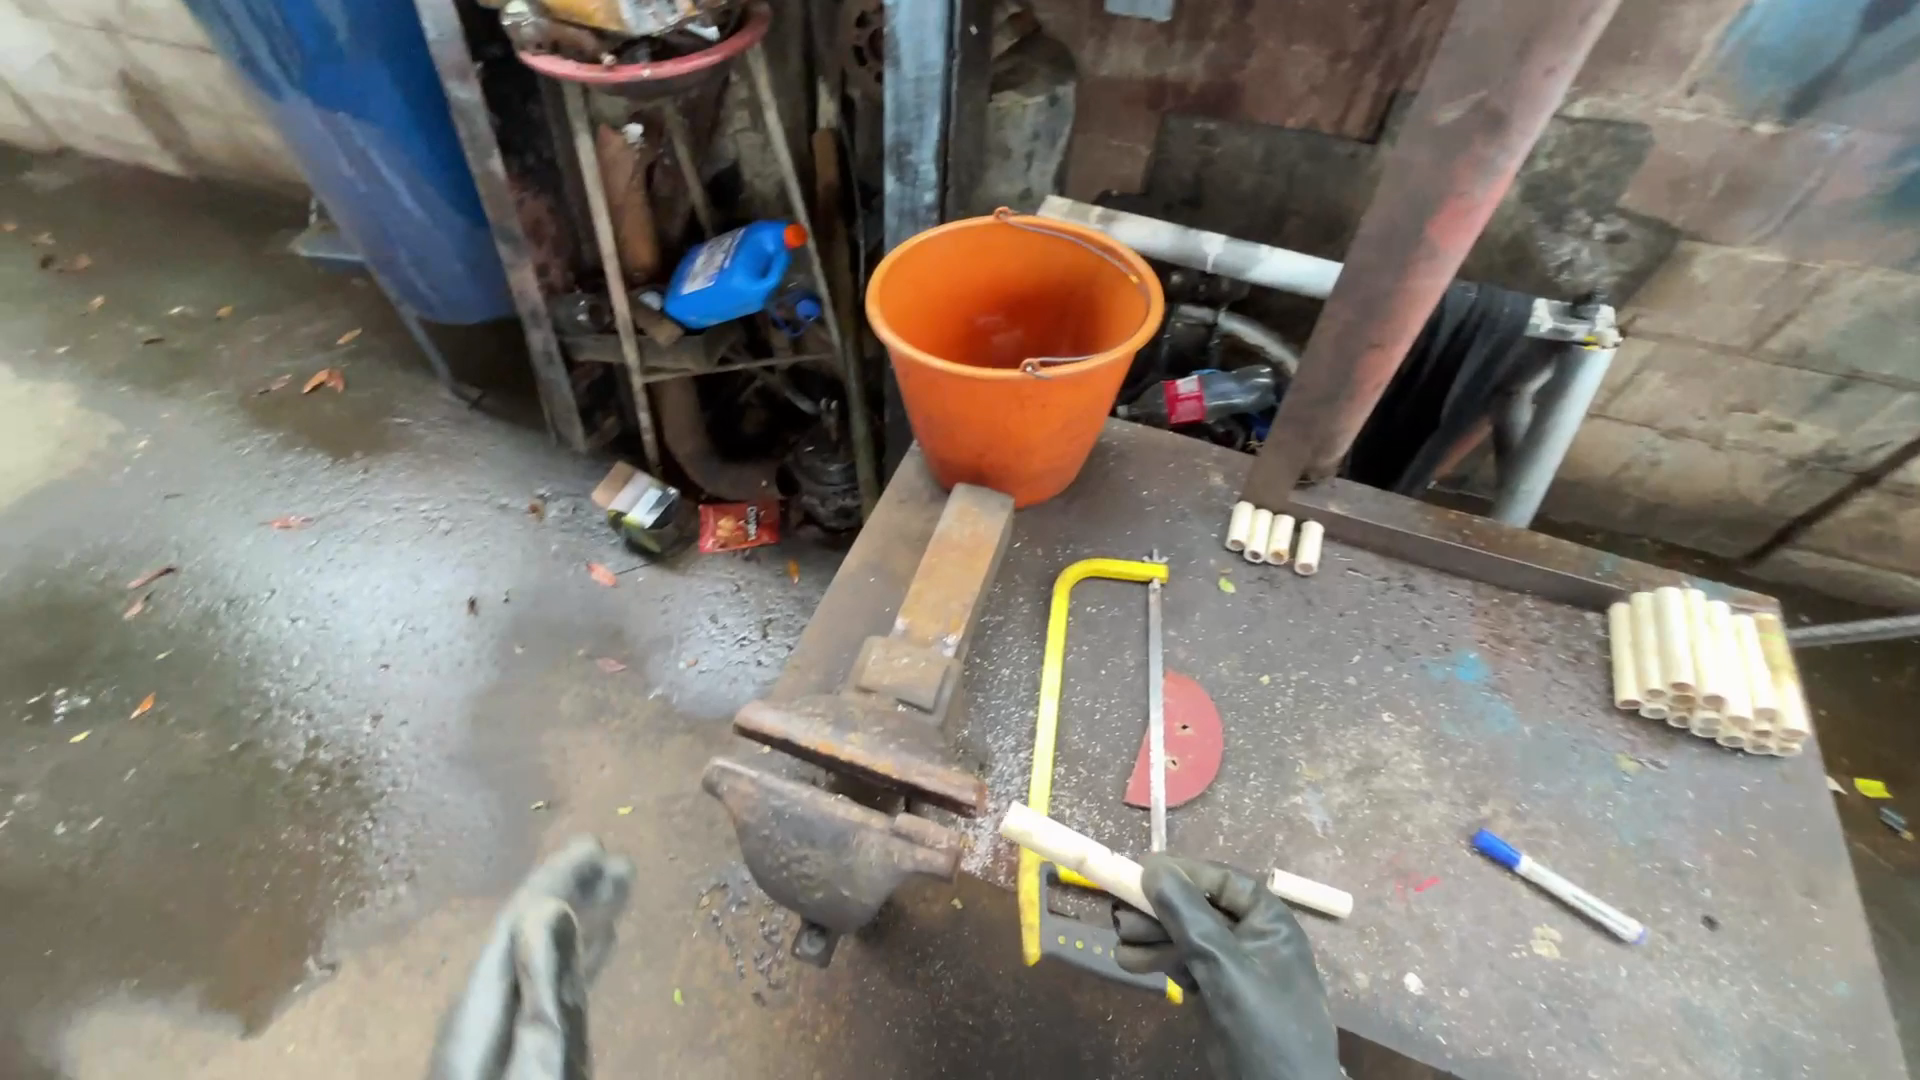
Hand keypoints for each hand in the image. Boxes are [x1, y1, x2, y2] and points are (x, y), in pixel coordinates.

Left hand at [429, 836, 634, 1079]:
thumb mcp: (541, 1061)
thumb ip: (543, 987)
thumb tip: (547, 908)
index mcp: (478, 1018)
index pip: (516, 928)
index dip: (553, 881)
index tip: (592, 844)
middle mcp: (488, 1020)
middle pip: (529, 939)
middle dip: (572, 893)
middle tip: (614, 855)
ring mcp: (507, 1040)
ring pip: (548, 960)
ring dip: (585, 919)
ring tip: (622, 885)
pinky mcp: (529, 1056)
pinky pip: (559, 988)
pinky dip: (584, 958)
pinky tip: (604, 943)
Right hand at [1114, 855, 1341, 1079]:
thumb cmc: (1263, 1025)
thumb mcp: (1223, 964)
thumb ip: (1187, 914)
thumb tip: (1152, 868)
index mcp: (1268, 921)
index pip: (1220, 880)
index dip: (1182, 872)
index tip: (1141, 871)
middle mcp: (1251, 936)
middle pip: (1196, 907)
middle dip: (1158, 912)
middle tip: (1120, 915)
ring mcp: (1233, 965)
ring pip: (1184, 935)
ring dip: (1151, 936)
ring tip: (1121, 944)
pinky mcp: (1217, 991)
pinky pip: (1183, 962)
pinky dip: (1158, 960)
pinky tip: (1131, 963)